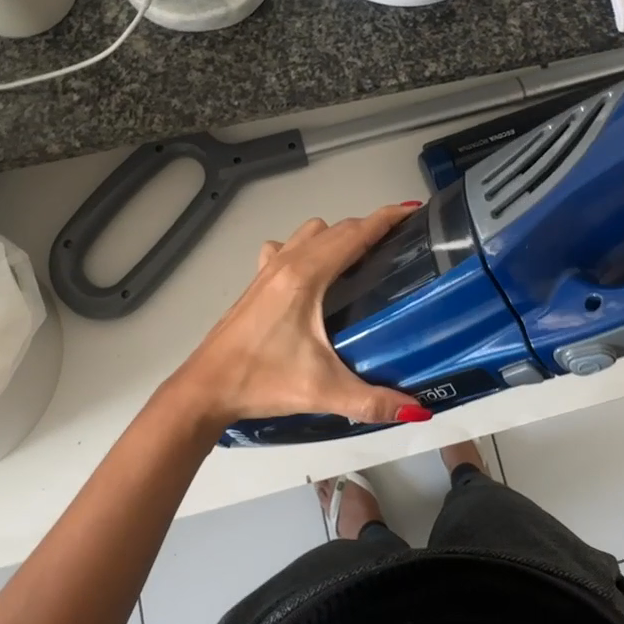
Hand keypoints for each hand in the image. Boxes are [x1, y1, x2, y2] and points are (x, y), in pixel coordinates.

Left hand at [166, 204, 429, 430]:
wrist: (205, 389)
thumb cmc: (262, 381)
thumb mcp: (323, 391)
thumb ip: (373, 402)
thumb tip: (418, 412)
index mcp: (306, 276)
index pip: (355, 234)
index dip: (387, 218)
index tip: (414, 211)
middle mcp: (287, 262)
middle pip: (337, 228)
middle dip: (370, 228)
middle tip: (401, 245)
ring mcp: (267, 268)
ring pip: (311, 232)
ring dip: (337, 236)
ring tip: (361, 260)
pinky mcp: (256, 282)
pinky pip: (288, 247)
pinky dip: (307, 249)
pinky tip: (313, 277)